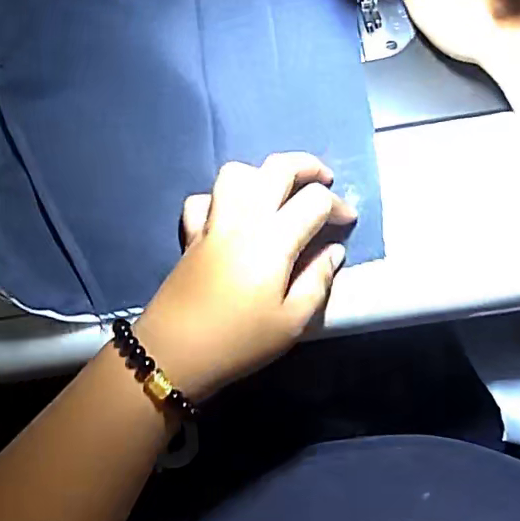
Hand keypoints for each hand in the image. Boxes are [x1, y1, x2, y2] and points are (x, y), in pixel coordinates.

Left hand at [132, 152, 356, 401]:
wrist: (172, 354)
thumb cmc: (239, 341)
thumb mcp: (292, 322)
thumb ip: (317, 281)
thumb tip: (333, 251)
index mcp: (274, 239)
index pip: (314, 200)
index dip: (338, 205)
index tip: (347, 223)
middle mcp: (243, 219)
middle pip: (276, 168)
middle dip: (307, 166)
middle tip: (325, 179)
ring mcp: (213, 222)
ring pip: (237, 172)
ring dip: (263, 173)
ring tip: (279, 192)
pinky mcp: (191, 234)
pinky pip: (204, 198)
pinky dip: (222, 199)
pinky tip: (234, 216)